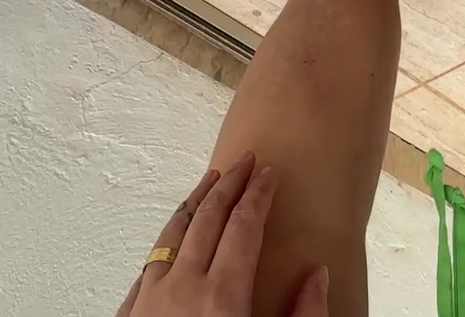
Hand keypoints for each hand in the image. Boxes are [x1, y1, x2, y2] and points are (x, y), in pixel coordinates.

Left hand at [118, 152, 328, 316]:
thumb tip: (317, 274)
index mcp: (222, 297)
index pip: (244, 225)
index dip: (259, 193)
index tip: (269, 172)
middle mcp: (181, 290)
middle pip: (208, 218)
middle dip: (230, 183)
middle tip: (245, 161)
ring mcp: (147, 304)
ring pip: (172, 234)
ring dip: (194, 203)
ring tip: (209, 181)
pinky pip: (148, 267)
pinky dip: (167, 241)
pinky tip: (174, 238)